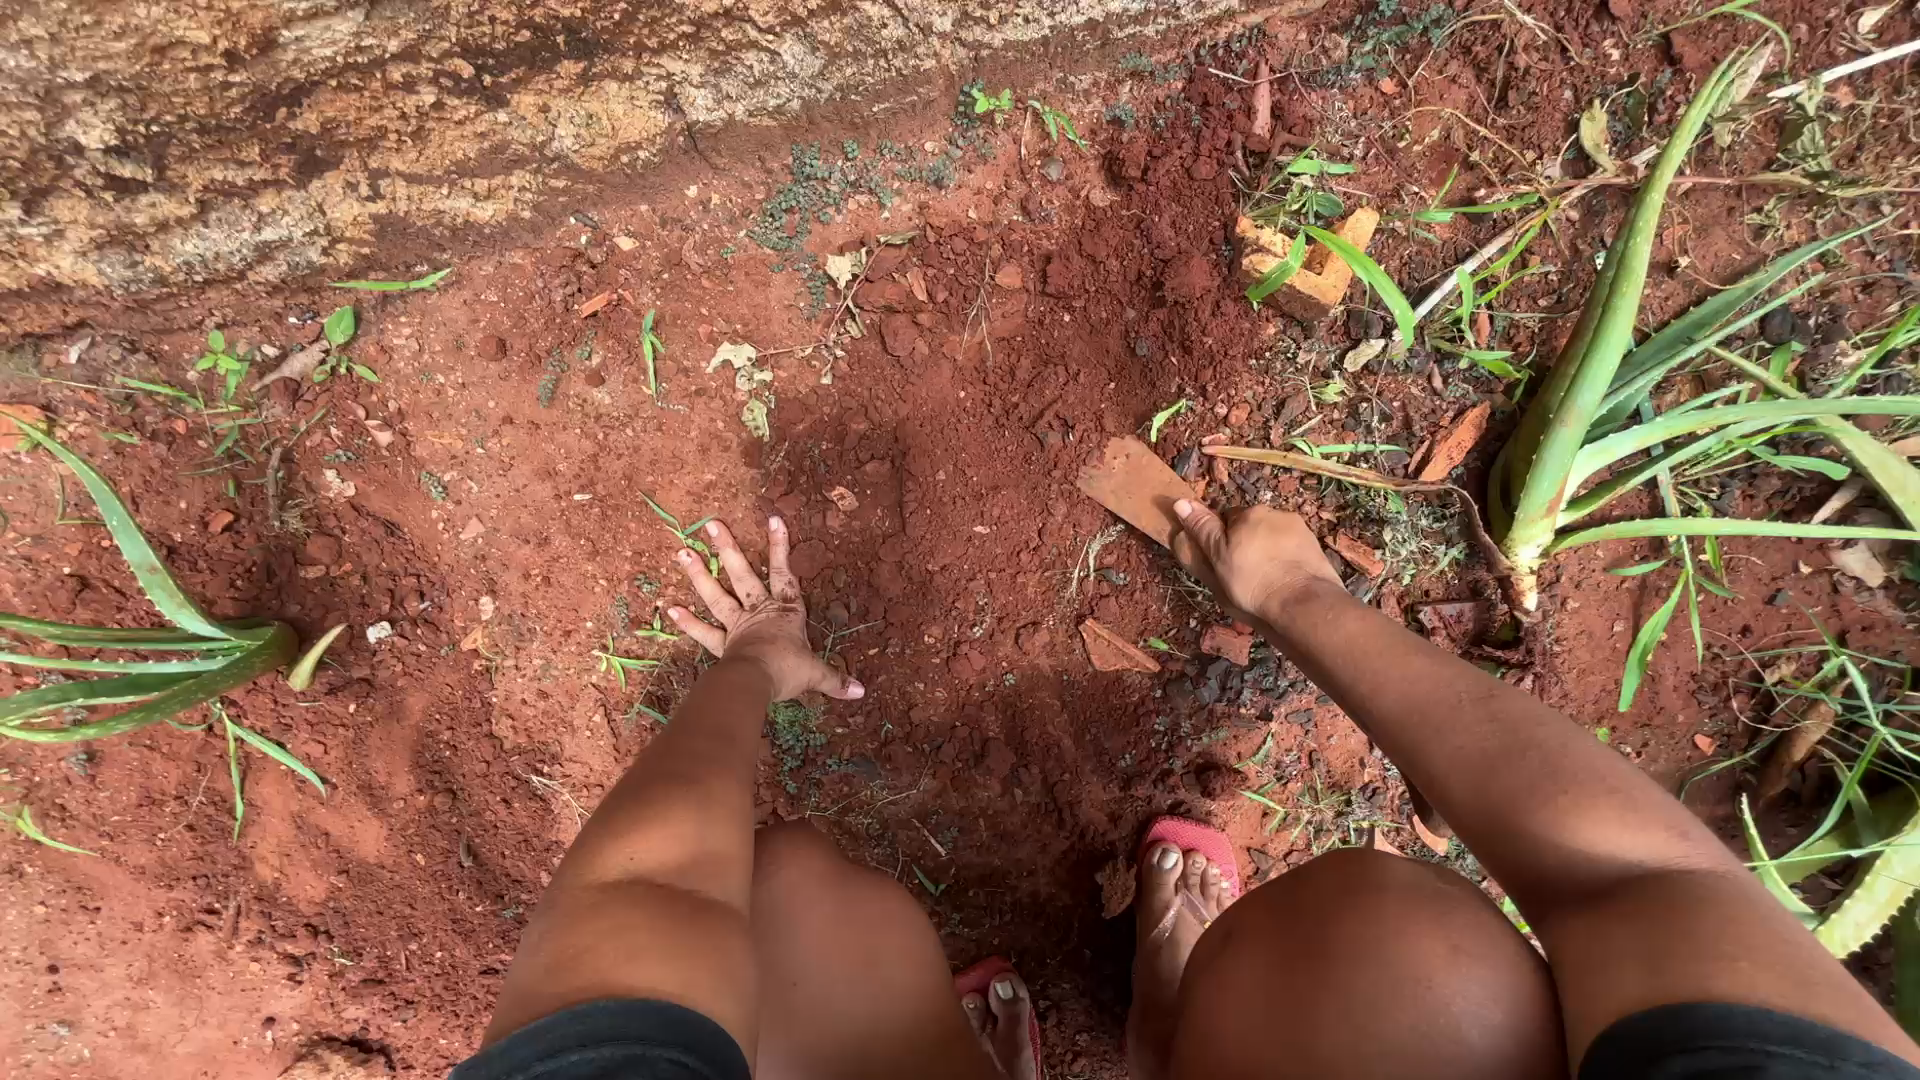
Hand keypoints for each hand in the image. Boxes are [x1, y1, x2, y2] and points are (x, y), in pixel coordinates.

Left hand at [667, 516, 863, 701]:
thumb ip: (835, 679)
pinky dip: (687, 622)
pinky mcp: (721, 645)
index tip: (773, 519)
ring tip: (682, 552)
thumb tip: (861, 691)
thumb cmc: (787, 670)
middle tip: (711, 524)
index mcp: (786, 612)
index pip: (784, 573)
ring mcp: (737, 626)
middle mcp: (758, 612)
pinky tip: (670, 608)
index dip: (780, 547)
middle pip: (742, 575)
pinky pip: (703, 632)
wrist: (755, 683)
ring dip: (699, 575)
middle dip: (728, 549)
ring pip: (717, 596)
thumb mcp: (816, 673)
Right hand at [1170, 500, 1342, 623]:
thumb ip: (1202, 529)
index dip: (1222, 538)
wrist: (1302, 601)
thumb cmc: (1251, 580)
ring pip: (1273, 536)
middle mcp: (1276, 512)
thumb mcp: (1218, 556)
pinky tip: (1282, 579)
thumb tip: (1180, 501)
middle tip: (1242, 571)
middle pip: (1253, 524)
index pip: (1227, 517)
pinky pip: (1292, 548)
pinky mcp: (1315, 546)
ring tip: (1264, 578)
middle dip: (1247, 541)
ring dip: (1267, 549)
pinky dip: (1285, 559)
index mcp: (1249, 513)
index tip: (1223, 559)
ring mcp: (1300, 529)